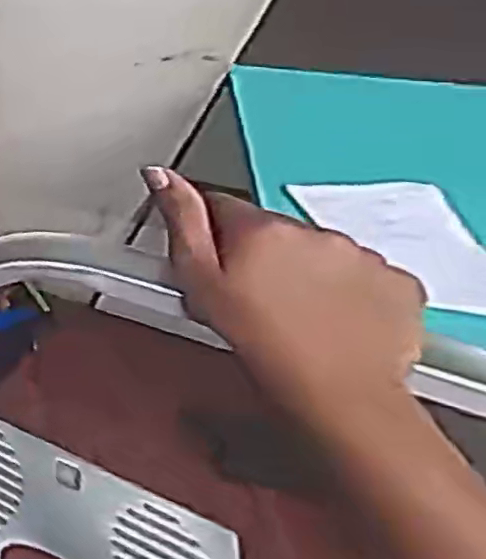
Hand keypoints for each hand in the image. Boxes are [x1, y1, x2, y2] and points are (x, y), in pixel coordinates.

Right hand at [143, 166, 427, 426]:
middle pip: (269, 228)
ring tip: (283, 304)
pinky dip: (342, 286)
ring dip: (298, 268)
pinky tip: (323, 309)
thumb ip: (179, 216)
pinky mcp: (396, 282)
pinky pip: (360, 272)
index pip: (220, 204)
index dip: (206, 231)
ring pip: (314, 249)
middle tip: (241, 288)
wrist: (330, 382)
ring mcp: (363, 257)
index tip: (208, 259)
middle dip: (254, 251)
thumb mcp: (194, 272)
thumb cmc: (253, 330)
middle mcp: (314, 232)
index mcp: (260, 227)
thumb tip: (162, 175)